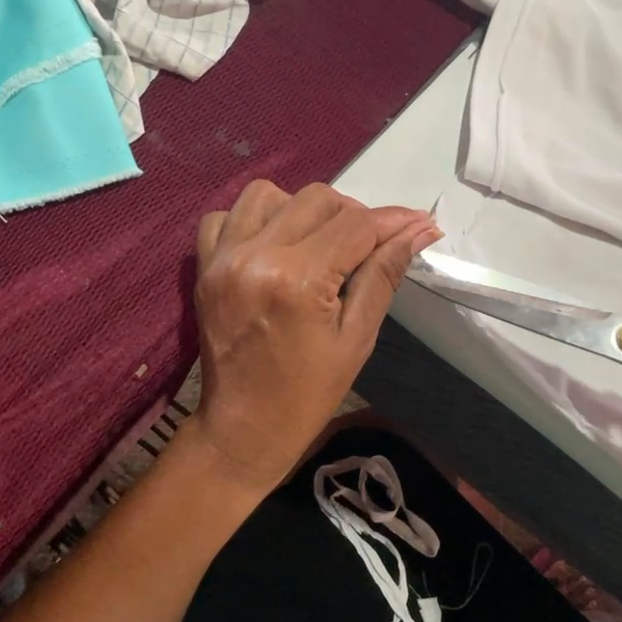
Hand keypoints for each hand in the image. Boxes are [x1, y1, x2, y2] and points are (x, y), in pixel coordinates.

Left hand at [183, 181, 437, 493]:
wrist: (243, 427)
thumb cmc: (307, 394)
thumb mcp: (357, 338)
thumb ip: (383, 275)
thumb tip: (419, 229)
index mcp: (296, 280)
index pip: (355, 225)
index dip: (393, 221)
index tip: (419, 223)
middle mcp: (254, 256)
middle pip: (316, 199)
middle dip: (352, 216)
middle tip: (366, 248)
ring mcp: (221, 259)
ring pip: (268, 194)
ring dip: (300, 210)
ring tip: (317, 245)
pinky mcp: (202, 268)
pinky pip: (223, 217)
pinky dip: (250, 221)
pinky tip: (270, 247)